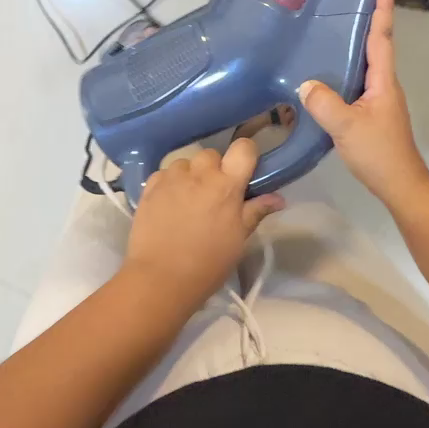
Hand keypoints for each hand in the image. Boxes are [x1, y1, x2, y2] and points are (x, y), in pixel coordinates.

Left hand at [119, 139, 283, 313]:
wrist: (160, 279)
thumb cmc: (207, 264)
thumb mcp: (238, 240)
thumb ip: (256, 212)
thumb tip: (278, 198)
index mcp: (226, 185)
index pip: (243, 148)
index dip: (246, 155)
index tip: (244, 171)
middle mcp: (199, 174)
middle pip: (212, 155)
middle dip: (215, 169)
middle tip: (214, 195)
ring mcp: (172, 178)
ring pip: (186, 163)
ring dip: (190, 176)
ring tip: (188, 201)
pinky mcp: (150, 186)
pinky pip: (164, 173)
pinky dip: (169, 183)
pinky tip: (169, 205)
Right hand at [298, 0, 428, 202]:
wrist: (399, 184)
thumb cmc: (378, 152)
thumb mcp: (346, 127)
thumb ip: (324, 104)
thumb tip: (305, 84)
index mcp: (383, 81)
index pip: (382, 38)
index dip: (383, 12)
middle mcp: (384, 85)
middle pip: (376, 46)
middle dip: (369, 21)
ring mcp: (380, 99)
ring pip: (367, 65)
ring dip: (357, 45)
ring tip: (336, 29)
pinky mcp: (372, 113)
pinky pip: (358, 81)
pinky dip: (347, 69)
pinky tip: (330, 73)